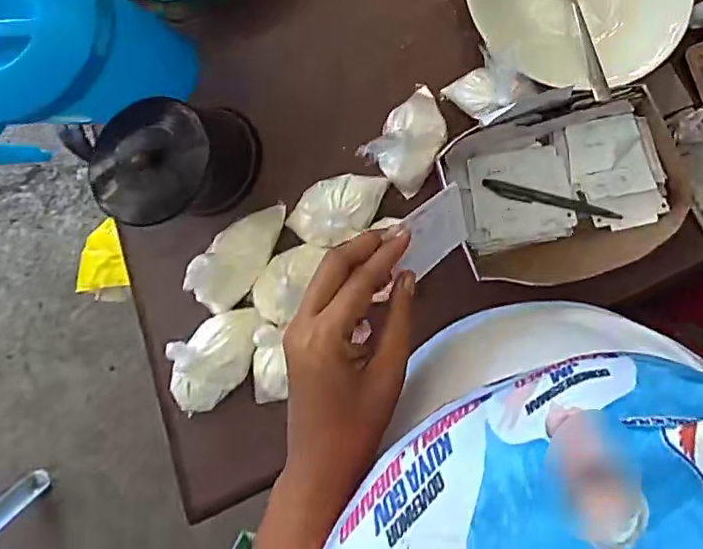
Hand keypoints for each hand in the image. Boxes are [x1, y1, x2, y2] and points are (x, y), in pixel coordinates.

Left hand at [262, 228, 415, 546]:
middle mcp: (302, 323)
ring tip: (390, 253)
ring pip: (325, 276)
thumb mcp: (388, 373)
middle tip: (396, 234)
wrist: (319, 468)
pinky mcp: (298, 335)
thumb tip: (407, 276)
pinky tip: (374, 284)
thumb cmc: (358, 428)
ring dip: (355, 260)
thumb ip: (400, 319)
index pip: (359, 279)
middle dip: (365, 245)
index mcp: (324, 335)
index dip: (386, 254)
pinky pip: (323, 294)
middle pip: (332, 265)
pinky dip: (347, 281)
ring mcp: (295, 328)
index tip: (407, 234)